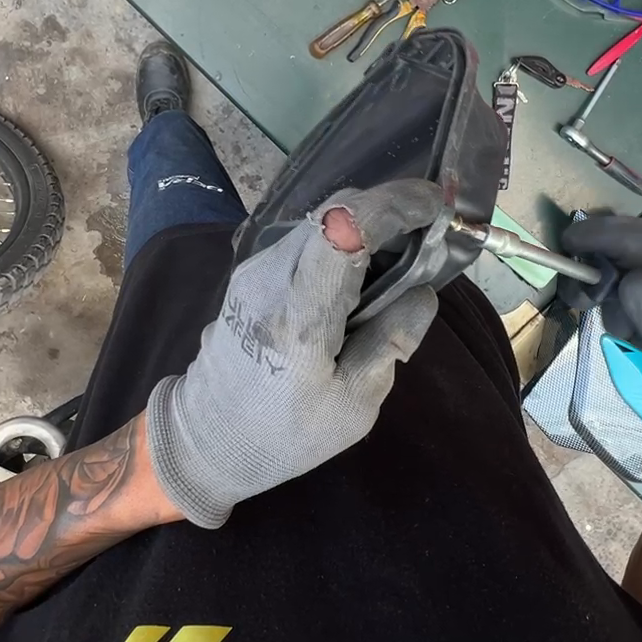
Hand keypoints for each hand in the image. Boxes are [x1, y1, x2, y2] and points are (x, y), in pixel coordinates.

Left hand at [146, 180, 443, 527]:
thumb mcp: (354, 405)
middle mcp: (269, 277)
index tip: (435, 205)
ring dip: (365, 227)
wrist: (207, 438)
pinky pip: (305, 239)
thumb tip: (424, 291)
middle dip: (388, 210)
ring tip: (396, 265)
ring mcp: (253, 270)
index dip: (394, 203)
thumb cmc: (285, 434)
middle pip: (334, 210)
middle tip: (426, 238)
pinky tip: (357, 281)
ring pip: (319, 220)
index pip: (343, 227)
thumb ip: (392, 341)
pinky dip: (340, 243)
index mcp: (299, 314)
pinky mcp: (249, 273)